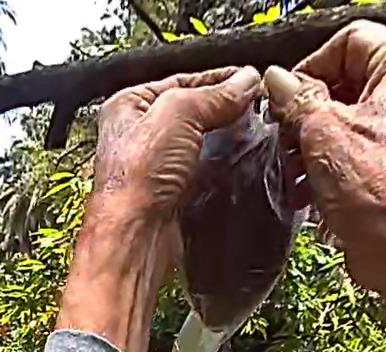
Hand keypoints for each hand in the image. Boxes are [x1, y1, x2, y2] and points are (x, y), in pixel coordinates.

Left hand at [56, 67, 263, 351]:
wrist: (136, 238)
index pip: (182, 81)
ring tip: (252, 136)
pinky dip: (220, 170)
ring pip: (199, 146)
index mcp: (130, 105)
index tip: (249, 80)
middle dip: (223, 111)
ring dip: (225, 142)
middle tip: (255, 109)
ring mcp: (156, 171)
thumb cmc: (137, 178)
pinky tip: (238, 166)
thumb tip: (244, 82)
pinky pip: (202, 176)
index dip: (218, 79)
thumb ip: (214, 95)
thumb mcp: (178, 113)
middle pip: (192, 114)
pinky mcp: (172, 199)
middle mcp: (140, 137)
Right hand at [265, 23, 385, 344]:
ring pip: (346, 126)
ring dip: (311, 151)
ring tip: (292, 174)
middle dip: (306, 119)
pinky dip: (328, 172)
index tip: (282, 101)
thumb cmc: (384, 191)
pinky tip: (307, 193)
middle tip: (284, 141)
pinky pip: (354, 157)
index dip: (307, 71)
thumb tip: (278, 83)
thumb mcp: (323, 132)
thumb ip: (296, 99)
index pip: (346, 43)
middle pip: (345, 86)